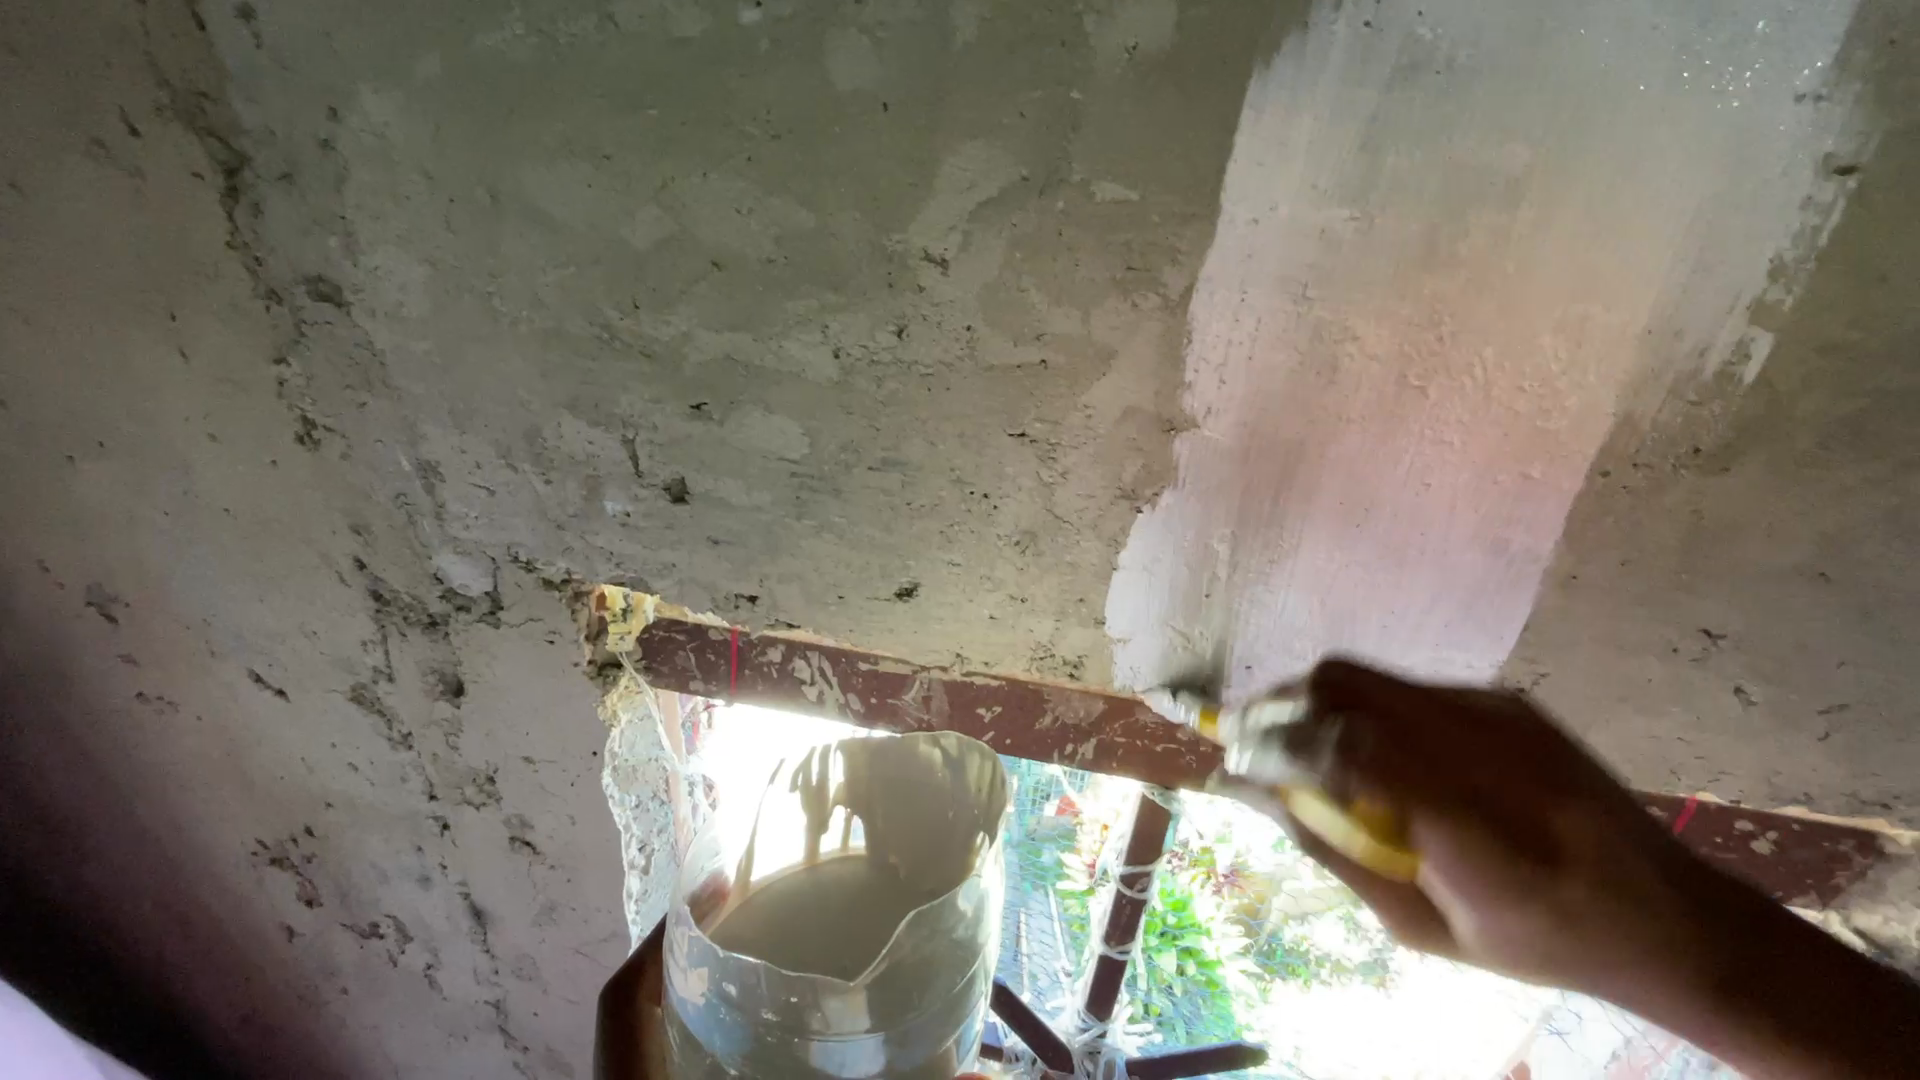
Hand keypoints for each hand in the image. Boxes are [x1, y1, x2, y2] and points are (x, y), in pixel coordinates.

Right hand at [1216, 658, 1715, 999]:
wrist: (1671, 914)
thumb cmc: (1536, 940)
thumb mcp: (1420, 925)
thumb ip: (1330, 849)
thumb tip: (1251, 795)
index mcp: (1461, 820)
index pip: (1338, 748)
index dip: (1271, 745)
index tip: (1232, 759)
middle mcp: (1474, 743)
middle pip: (1339, 685)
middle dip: (1276, 707)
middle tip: (1246, 739)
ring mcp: (1491, 710)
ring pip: (1362, 674)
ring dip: (1309, 700)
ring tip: (1290, 736)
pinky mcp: (1502, 698)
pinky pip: (1402, 686)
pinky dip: (1358, 706)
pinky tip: (1363, 743)